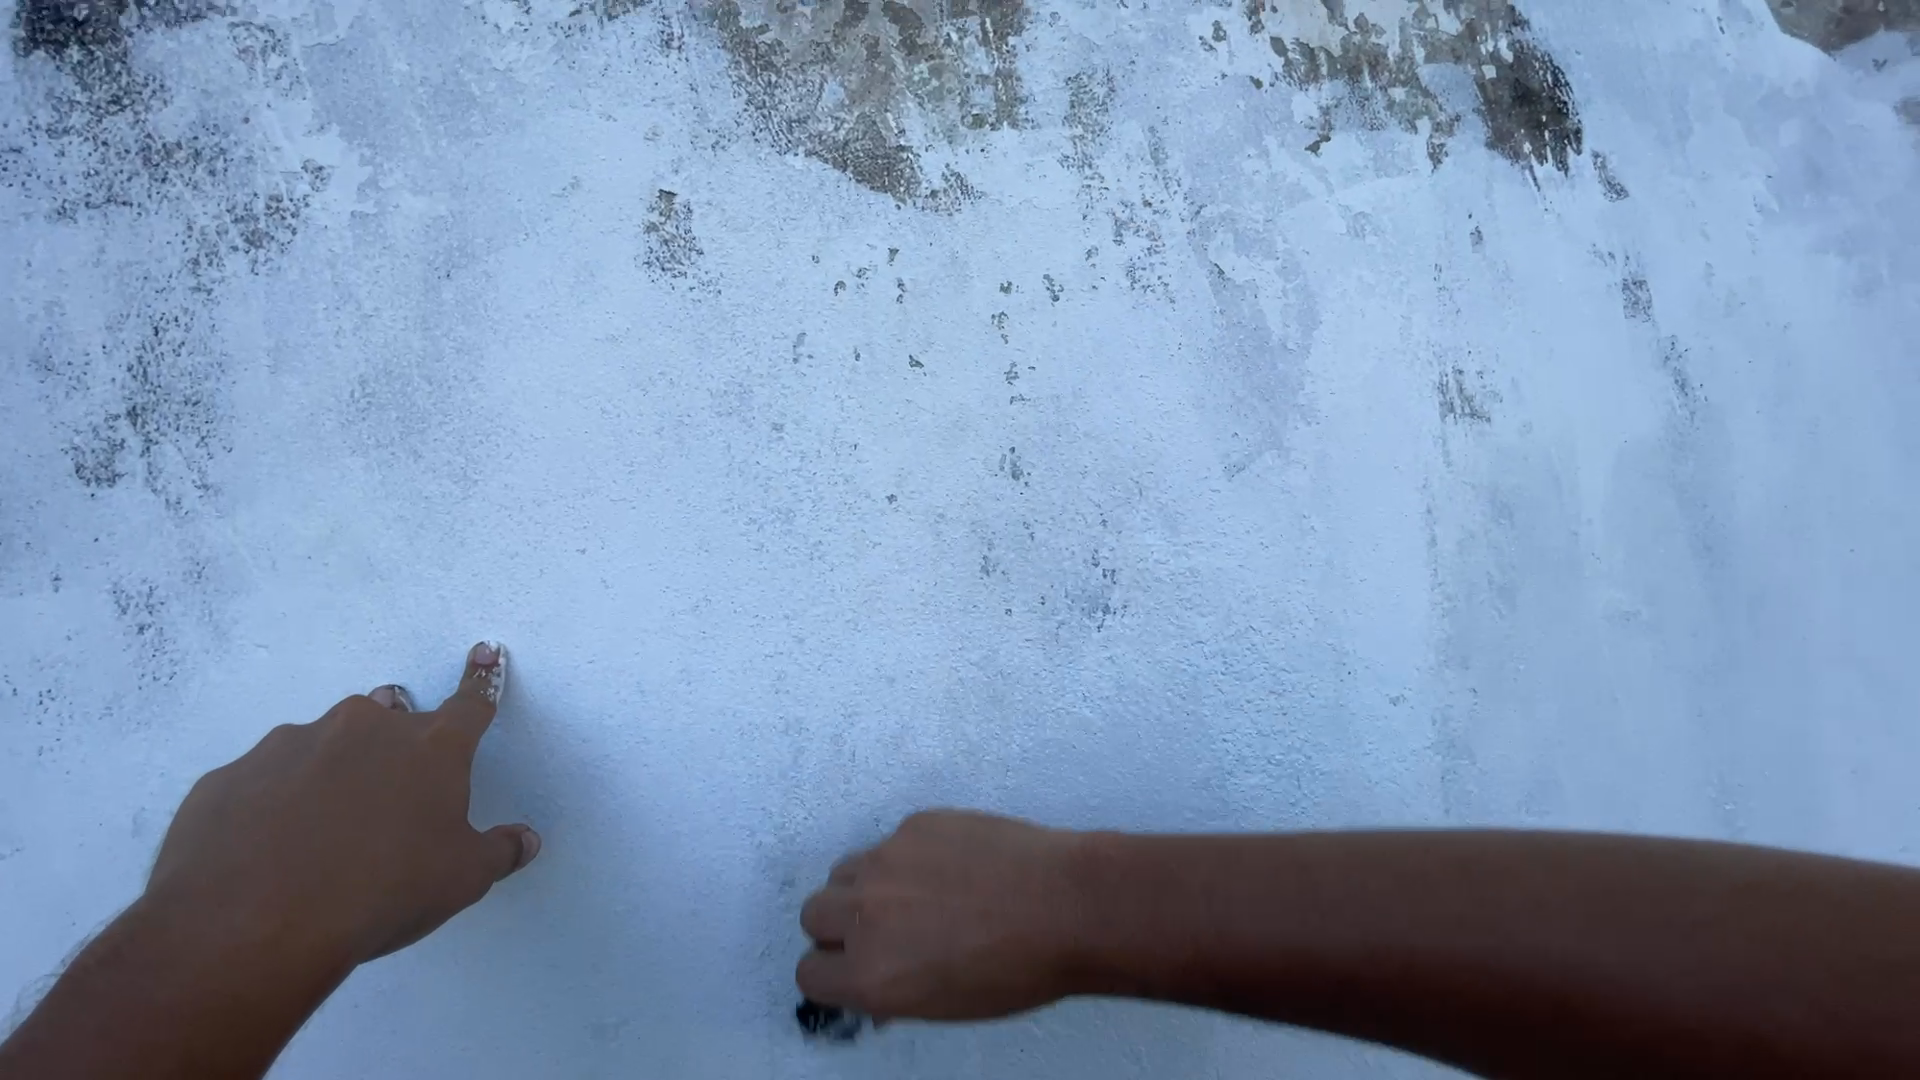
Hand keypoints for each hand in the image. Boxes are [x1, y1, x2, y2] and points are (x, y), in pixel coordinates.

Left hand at [144, 642, 540, 968]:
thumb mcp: (461, 879)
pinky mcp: (227, 778)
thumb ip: (500, 851)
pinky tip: (268, 849)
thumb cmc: (380, 894)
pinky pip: (263, 779)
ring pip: (324, 741)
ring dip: (333, 767)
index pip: (471, 701)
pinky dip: (274, 800)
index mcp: (431, 746)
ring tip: (321, 827)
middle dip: (394, 739)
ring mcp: (289, 746)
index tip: (484, 653)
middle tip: (388, 789)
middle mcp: (365, 728)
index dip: (482, 679)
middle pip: (391, 714)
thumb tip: (525, 841)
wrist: (244, 934)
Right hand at [795, 810, 1088, 1020]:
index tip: (851, 967)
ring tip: (914, 893)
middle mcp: (865, 914)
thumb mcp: (943, 1004)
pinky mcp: (914, 823)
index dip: (831, 971)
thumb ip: (891, 988)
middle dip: (839, 924)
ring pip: (846, 869)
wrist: (1063, 904)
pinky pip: (891, 842)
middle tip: (881, 927)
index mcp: (869, 974)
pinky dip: (907, 855)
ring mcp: (887, 859)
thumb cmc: (1016, 968)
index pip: (808, 973)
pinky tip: (951, 865)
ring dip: (865, 884)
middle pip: (814, 913)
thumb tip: (874, 979)